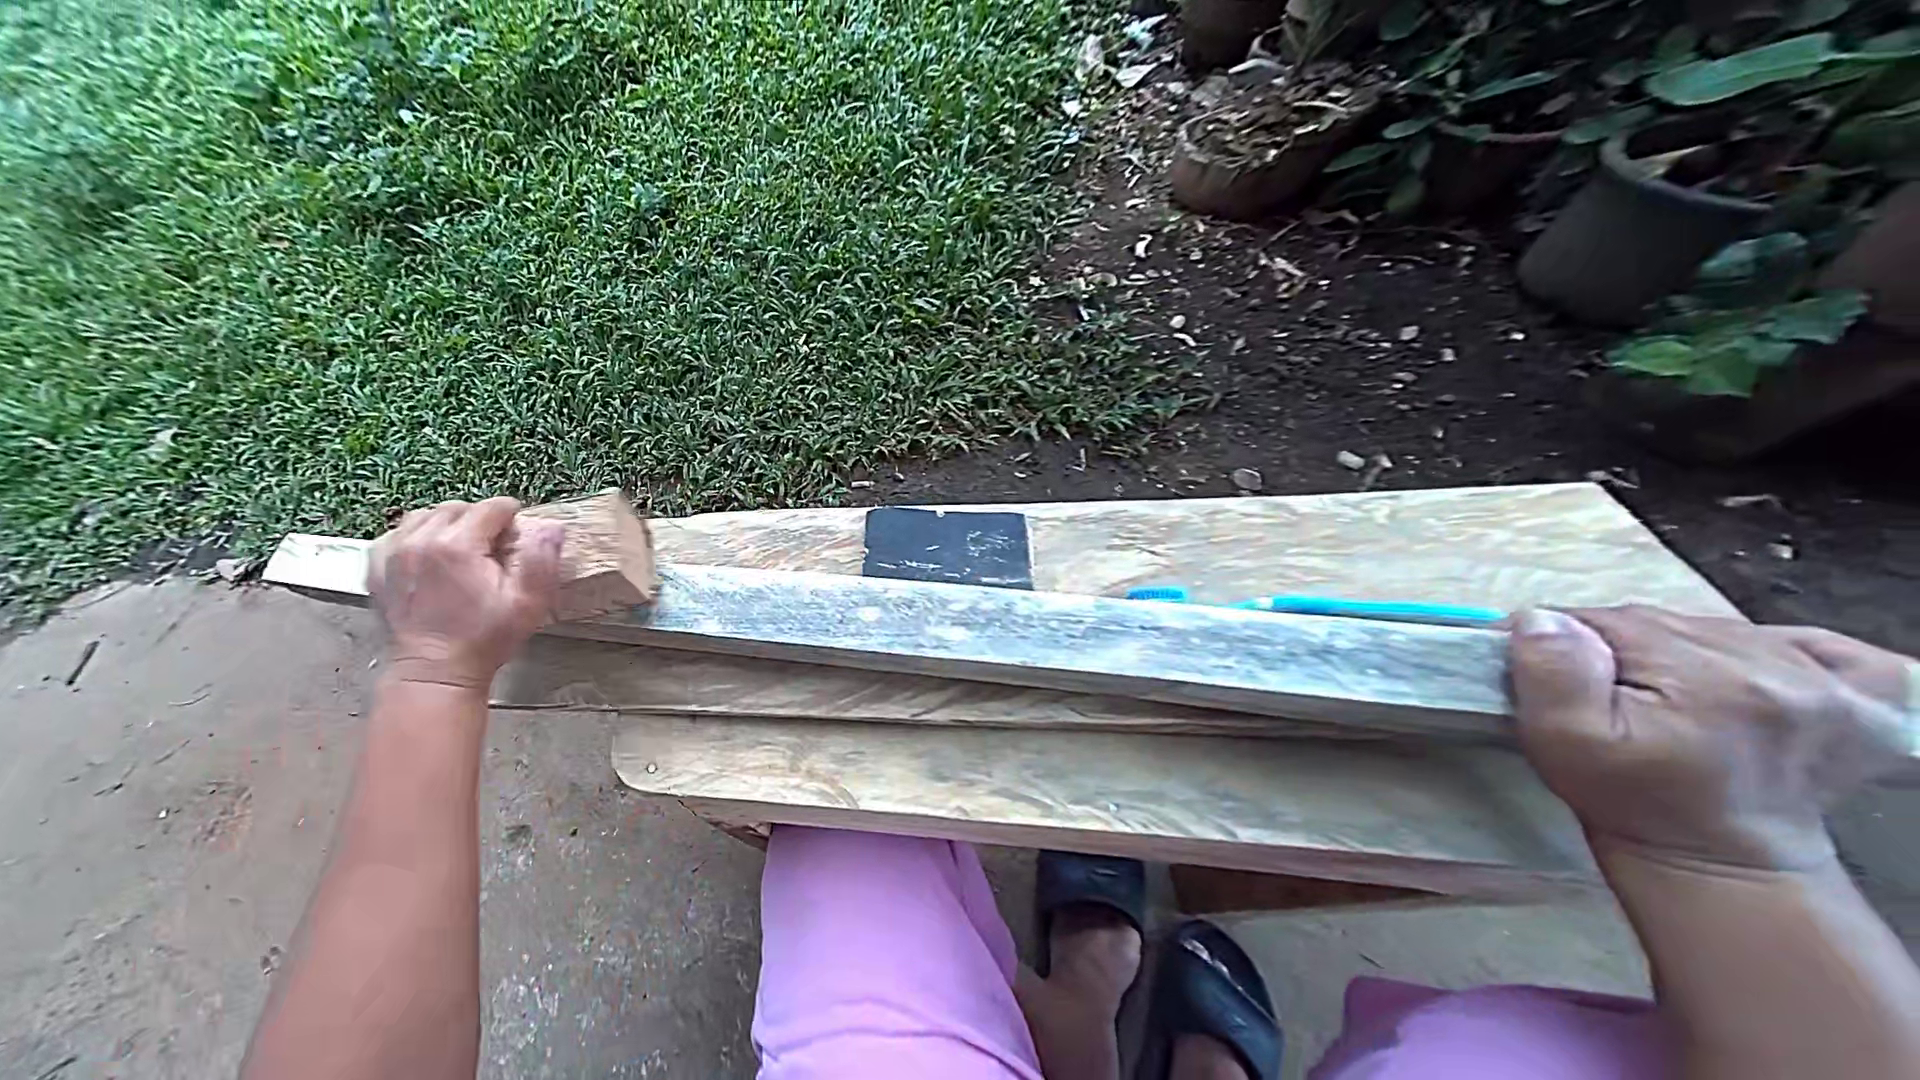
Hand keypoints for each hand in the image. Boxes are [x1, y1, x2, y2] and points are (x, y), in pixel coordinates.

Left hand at [368, 497, 563, 691]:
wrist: (435, 671)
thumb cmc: (486, 638)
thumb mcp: (529, 601)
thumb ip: (542, 559)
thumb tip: (551, 525)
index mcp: (458, 546)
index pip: (492, 508)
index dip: (513, 517)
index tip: (520, 536)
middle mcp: (419, 541)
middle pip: (457, 507)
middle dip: (481, 519)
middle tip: (496, 545)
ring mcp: (392, 554)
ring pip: (424, 516)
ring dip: (449, 523)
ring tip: (466, 547)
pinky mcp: (376, 568)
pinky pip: (398, 534)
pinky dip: (418, 536)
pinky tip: (433, 556)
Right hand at [1508, 605, 1915, 872]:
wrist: (1717, 861)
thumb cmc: (1628, 798)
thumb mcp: (1562, 738)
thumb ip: (1551, 671)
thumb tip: (1543, 618)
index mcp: (1705, 674)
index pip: (1604, 620)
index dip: (1564, 640)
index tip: (1545, 670)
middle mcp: (1779, 667)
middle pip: (1659, 622)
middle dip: (1616, 645)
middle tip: (1597, 690)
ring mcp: (1834, 682)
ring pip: (1710, 629)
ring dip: (1672, 650)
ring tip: (1657, 695)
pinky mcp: (1867, 699)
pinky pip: (1823, 647)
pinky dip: (1781, 649)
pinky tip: (1750, 674)